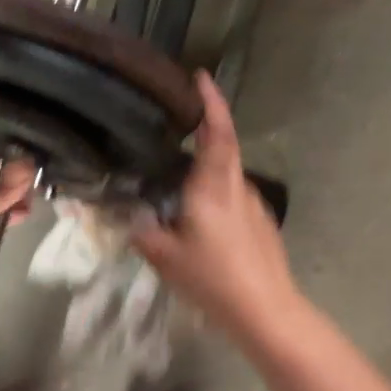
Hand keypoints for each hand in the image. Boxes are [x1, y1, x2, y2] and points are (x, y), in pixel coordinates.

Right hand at [133, 71, 299, 337]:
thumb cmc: (214, 279)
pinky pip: (233, 195)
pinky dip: (216, 190)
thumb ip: (141, 230)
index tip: (201, 77)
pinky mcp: (261, 224)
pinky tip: (200, 215)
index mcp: (213, 186)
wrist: (268, 313)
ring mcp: (254, 205)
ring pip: (228, 173)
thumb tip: (122, 213)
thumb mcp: (165, 257)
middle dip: (206, 125)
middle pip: (224, 146)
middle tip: (178, 118)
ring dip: (208, 163)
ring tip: (178, 173)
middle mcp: (237, 187)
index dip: (211, 102)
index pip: (217, 132)